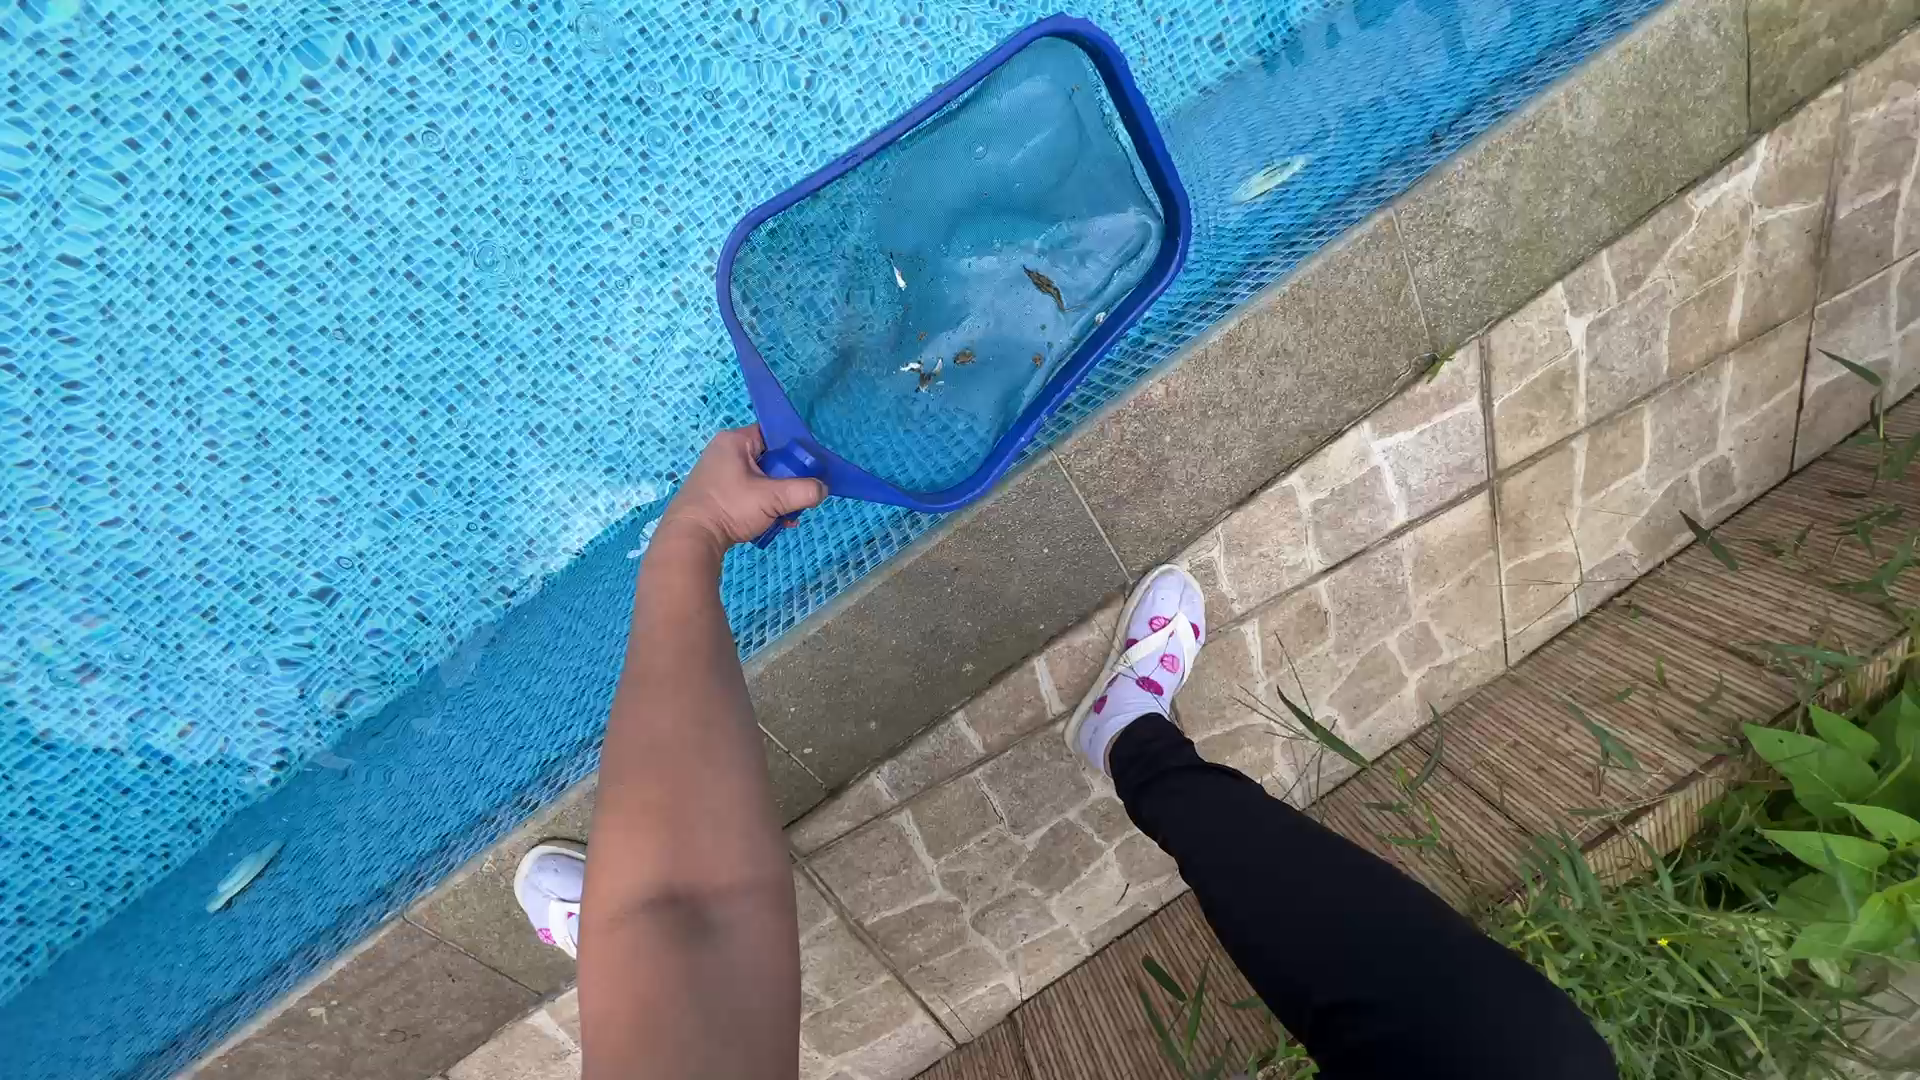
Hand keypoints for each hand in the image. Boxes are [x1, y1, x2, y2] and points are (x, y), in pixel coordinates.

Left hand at [656, 426, 826, 553]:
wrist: (692, 538)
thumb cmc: (730, 507)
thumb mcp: (772, 498)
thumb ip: (804, 491)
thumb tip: (823, 489)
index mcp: (735, 441)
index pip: (773, 434)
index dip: (795, 449)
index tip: (810, 467)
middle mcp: (726, 452)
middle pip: (771, 459)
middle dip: (789, 480)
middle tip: (800, 496)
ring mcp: (721, 474)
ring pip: (763, 479)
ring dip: (779, 497)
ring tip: (789, 515)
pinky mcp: (720, 493)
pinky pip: (751, 493)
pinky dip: (765, 505)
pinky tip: (776, 522)